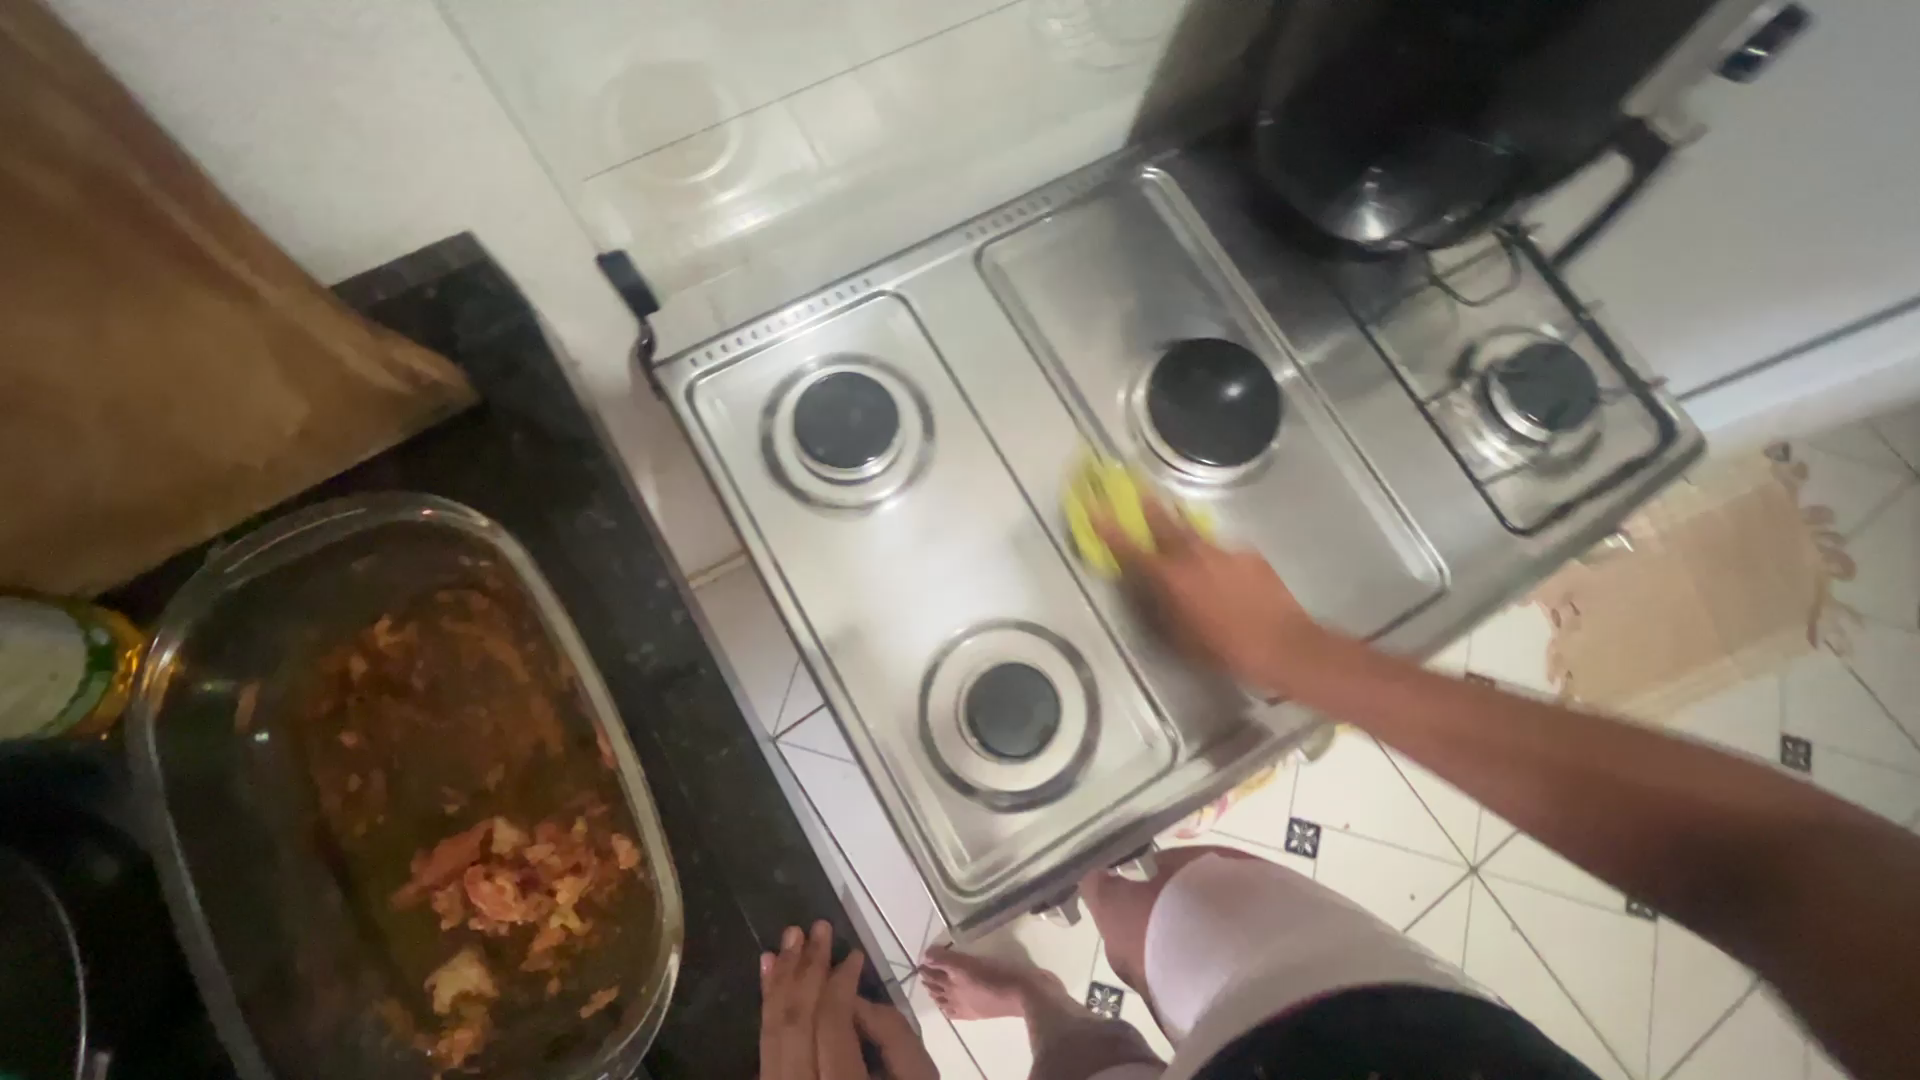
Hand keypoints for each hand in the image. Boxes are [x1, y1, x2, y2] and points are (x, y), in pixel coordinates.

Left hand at [760, 921, 937, 1079]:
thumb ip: (892, 1034)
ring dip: (780, 980)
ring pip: (771, 1033)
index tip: (853, 953)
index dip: (839, 981)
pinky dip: (767, 1005)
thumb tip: (854, 996)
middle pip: (794, 1024)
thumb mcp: (917, 1077)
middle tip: (816, 927)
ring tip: (789, 938)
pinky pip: (764, 1047)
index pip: (831, 1023)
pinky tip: (770, 971)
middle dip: (805, 968)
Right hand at [1094, 497, 1330, 696]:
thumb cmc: (1223, 649)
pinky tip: (1224, 574)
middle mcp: (1194, 555)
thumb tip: (1140, 588)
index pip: (1129, 549)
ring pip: (1196, 534)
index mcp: (1170, 577)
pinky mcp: (1250, 554)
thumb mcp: (1176, 637)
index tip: (1095, 510)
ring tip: (1182, 531)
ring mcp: (1225, 550)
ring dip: (1184, 530)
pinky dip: (1215, 556)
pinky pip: (1224, 550)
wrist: (1283, 644)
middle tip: (1139, 489)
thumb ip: (1153, 607)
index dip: (1108, 529)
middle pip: (1165, 521)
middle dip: (1148, 505)